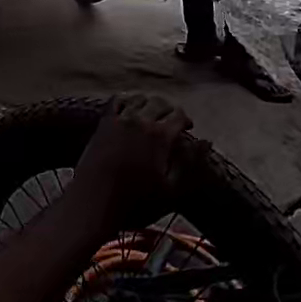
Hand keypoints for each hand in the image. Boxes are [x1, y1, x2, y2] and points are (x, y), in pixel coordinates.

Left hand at [69, 95, 191, 228]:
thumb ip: (191, 164)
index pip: (179, 115)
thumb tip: (207, 142)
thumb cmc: (135, 202)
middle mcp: (141, 120)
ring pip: (140, 98)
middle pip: (160, 103)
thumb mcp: (171, 191)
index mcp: (160, 135)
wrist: (94, 203)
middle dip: (170, 109)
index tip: (188, 129)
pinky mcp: (103, 122)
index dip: (186, 120)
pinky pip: (117, 101)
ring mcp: (120, 118)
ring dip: (150, 103)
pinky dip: (127, 100)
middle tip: (173, 121)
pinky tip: (130, 108)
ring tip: (153, 114)